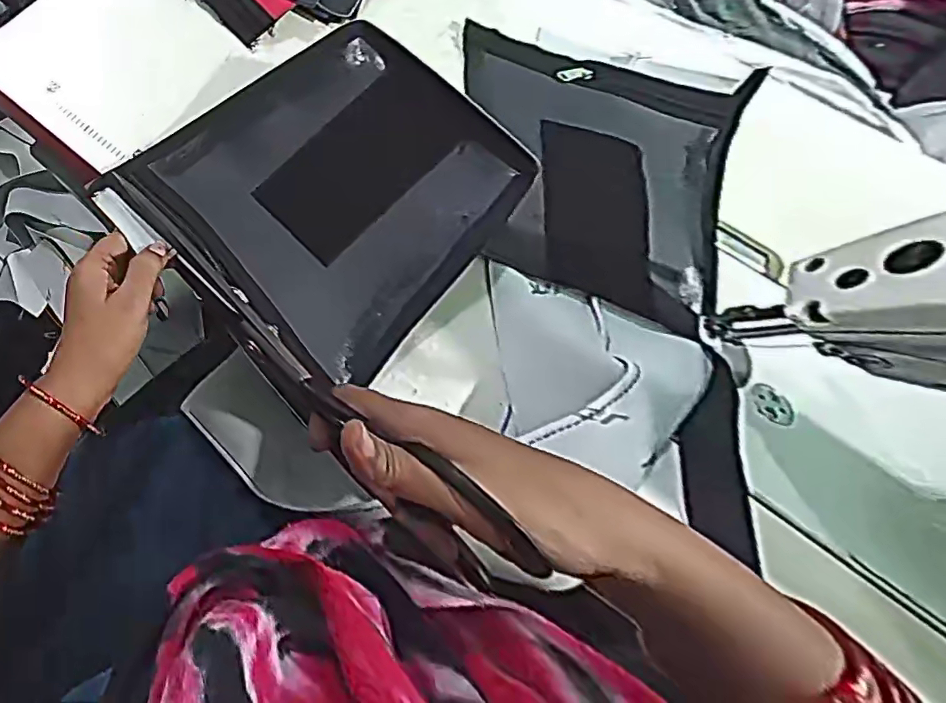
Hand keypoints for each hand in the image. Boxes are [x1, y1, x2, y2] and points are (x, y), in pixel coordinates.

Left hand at [40, 234, 172, 416]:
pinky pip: (119, 296)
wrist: (84, 382)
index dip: (143, 246)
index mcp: (88, 268)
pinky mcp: (96, 312)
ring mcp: (90, 295)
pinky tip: (137, 318)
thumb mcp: (132, 302)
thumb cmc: (99, 348)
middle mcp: (85, 278)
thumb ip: (146, 269)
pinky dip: (133, 304)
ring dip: (140, 289)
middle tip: (152, 290)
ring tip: (144, 308)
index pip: (119, 237)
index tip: (160, 259)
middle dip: (143, 271)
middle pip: (122, 256)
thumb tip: (157, 248)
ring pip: (123, 277)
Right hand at [312, 386, 685, 583]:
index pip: (352, 400)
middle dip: (369, 477)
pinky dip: (425, 517)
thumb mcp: (463, 494)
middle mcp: (433, 435)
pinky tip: (449, 537)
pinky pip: (421, 492)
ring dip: (401, 504)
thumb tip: (345, 432)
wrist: (624, 545)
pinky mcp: (465, 484)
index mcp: (425, 424)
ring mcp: (449, 459)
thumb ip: (398, 465)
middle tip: (397, 507)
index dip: (326, 417)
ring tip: (434, 530)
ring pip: (393, 471)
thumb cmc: (552, 513)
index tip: (321, 450)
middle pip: (367, 441)